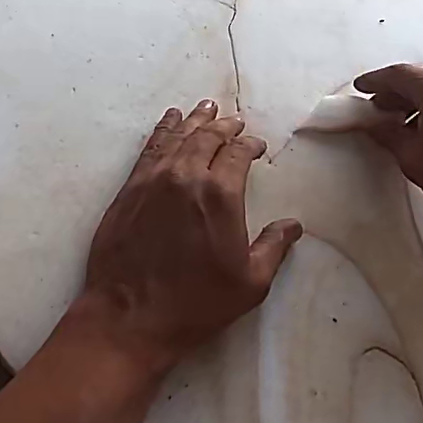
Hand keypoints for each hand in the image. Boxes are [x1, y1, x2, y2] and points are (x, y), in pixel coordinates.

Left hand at [75, 100, 302, 373]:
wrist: (130, 315)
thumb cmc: (196, 303)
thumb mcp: (250, 283)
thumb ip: (274, 247)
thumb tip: (293, 225)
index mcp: (220, 195)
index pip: (238, 154)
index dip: (250, 146)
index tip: (257, 146)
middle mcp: (185, 177)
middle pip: (207, 138)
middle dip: (224, 126)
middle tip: (234, 121)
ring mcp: (153, 179)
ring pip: (178, 137)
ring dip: (194, 121)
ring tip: (205, 107)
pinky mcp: (129, 189)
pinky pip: (150, 149)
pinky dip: (162, 131)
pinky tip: (169, 121)